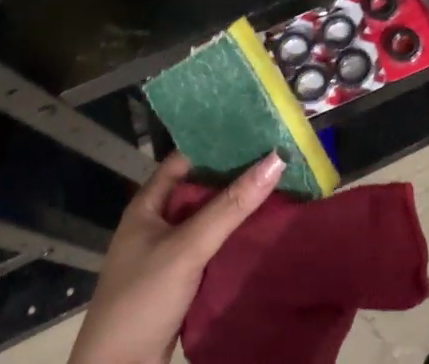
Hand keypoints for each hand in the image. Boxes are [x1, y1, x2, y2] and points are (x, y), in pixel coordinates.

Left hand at [67, 151, 283, 363]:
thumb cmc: (142, 300)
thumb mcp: (187, 248)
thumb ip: (230, 206)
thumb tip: (277, 159)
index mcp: (148, 204)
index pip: (187, 158)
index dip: (219, 141)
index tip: (259, 127)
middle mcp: (158, 222)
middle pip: (202, 187)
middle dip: (238, 173)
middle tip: (282, 154)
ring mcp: (169, 252)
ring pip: (211, 218)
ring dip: (240, 206)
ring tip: (286, 183)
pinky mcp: (182, 279)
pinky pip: (214, 246)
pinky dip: (237, 236)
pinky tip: (268, 227)